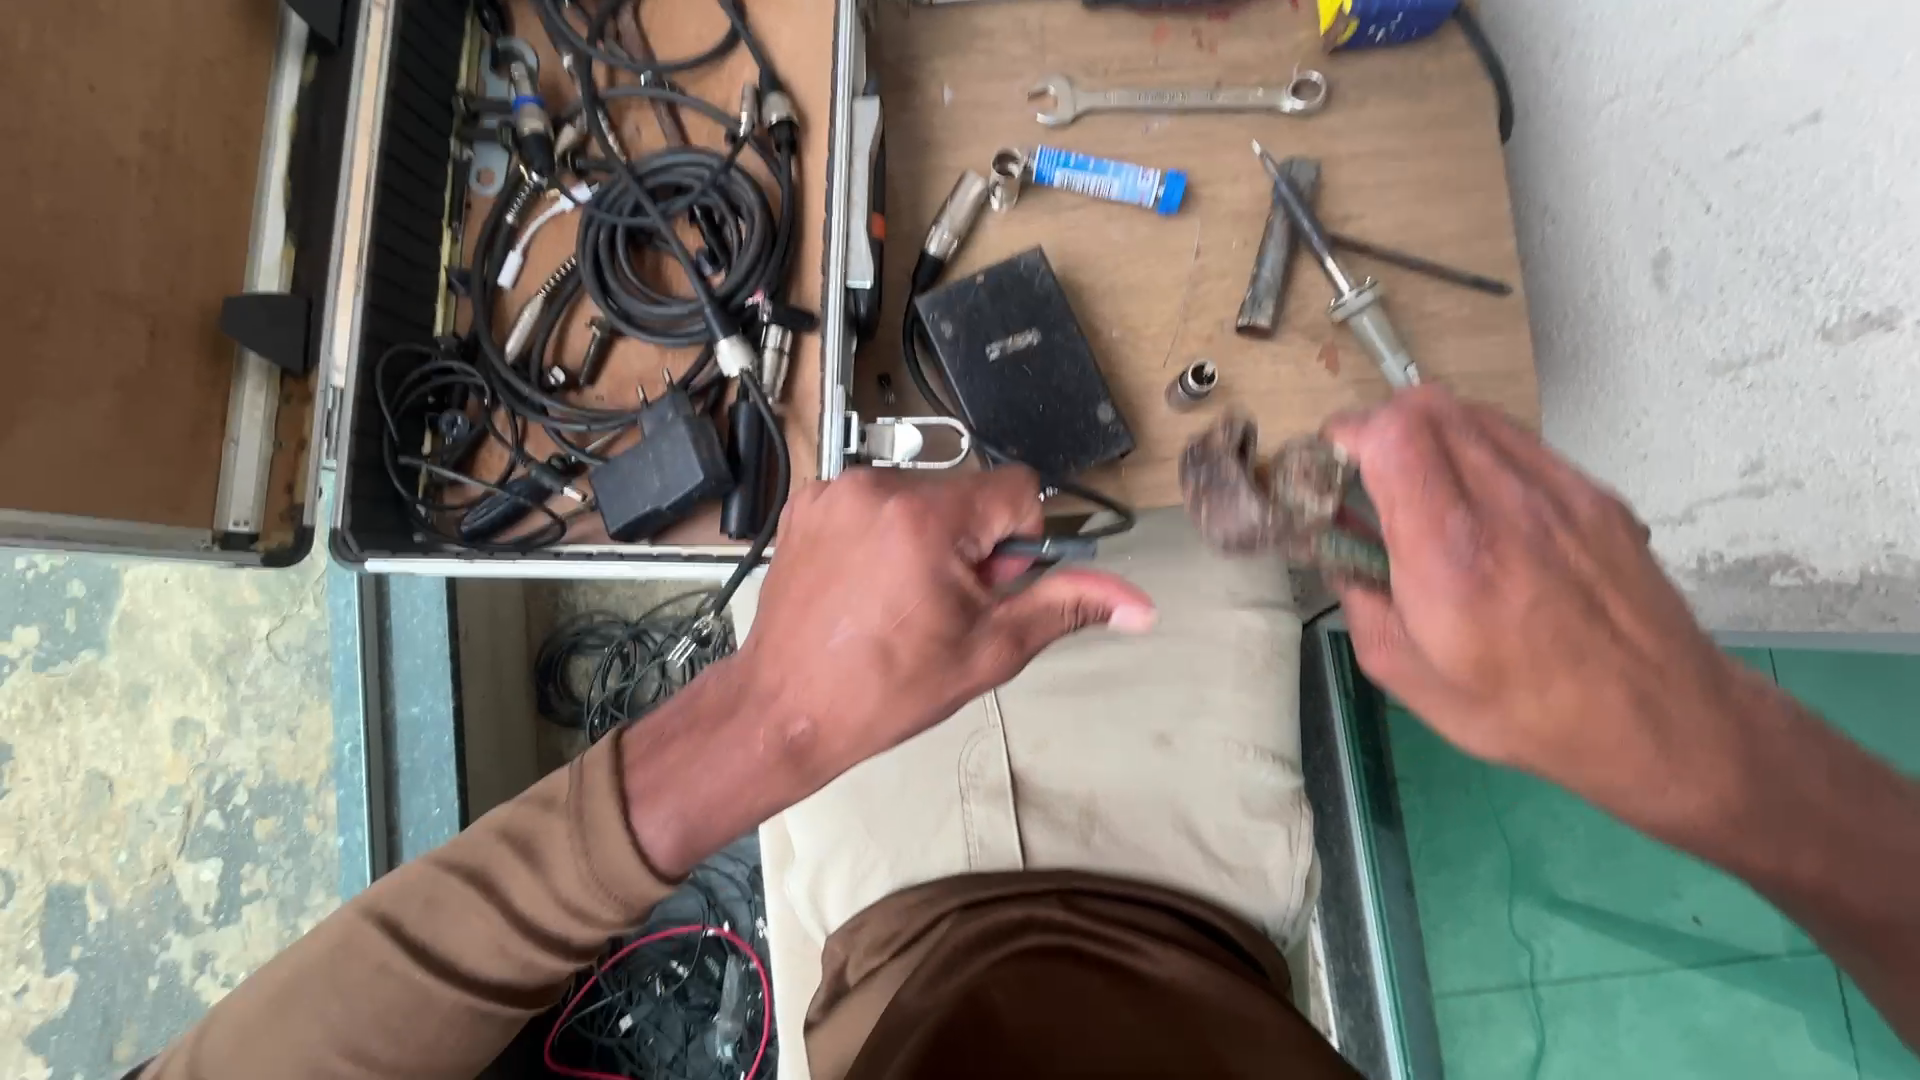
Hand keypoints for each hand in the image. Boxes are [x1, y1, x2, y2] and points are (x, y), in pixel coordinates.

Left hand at [739, 466, 1155, 787]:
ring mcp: (835, 491)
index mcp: (927, 518)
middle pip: (968, 492)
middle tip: (942, 602)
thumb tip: (1136, 604)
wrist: (786, 709)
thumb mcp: (990, 651)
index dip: (1017, 540)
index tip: (987, 583)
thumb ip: (1066, 608)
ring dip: (929, 536)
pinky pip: (876, 500)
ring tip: (900, 596)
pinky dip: (885, 532)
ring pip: (923, 495)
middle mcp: (877, 487)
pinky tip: (869, 583)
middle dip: (972, 542)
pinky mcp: (808, 502)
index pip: (1018, 487)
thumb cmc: (884, 689)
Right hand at [1325, 389, 1765, 828]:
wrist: (1658, 718)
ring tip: (1413, 484)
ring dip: (1423, 433)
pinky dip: (1470, 448)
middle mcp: (1504, 504)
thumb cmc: (1518, 708)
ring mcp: (1557, 489)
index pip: (1394, 437)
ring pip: (1470, 412)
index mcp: (1448, 554)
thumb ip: (1356, 596)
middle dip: (1375, 426)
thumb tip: (1339, 546)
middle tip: (1362, 471)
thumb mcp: (1401, 670)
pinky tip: (1469, 498)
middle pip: (1427, 405)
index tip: (1329, 462)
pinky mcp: (1591, 492)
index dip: (1348, 432)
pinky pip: (1512, 439)